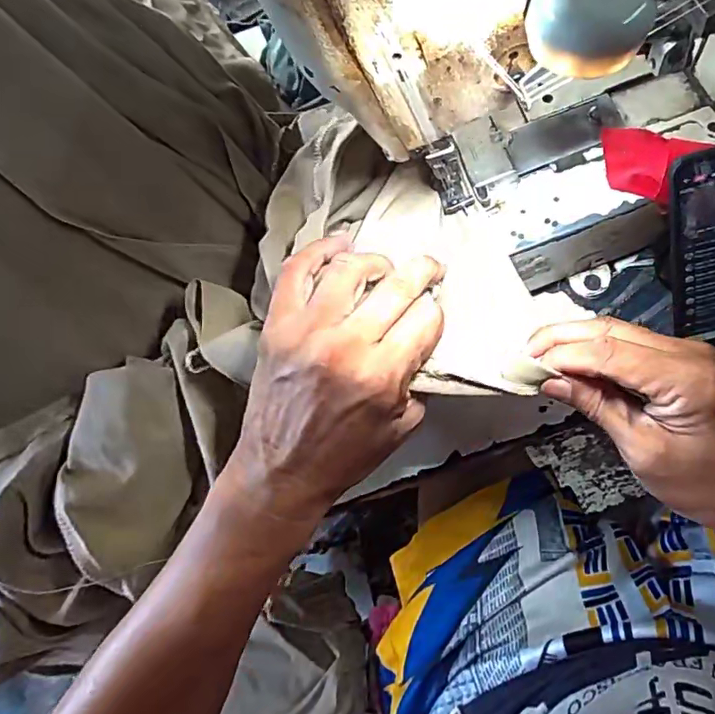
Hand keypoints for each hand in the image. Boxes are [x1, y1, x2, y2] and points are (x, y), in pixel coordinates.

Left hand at [226, 235, 444, 526]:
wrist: (281, 469)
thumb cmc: (339, 455)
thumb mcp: (399, 428)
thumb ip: (416, 382)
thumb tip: (422, 343)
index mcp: (381, 375)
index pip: (425, 319)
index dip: (435, 313)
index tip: (432, 312)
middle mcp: (346, 345)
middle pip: (397, 286)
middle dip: (423, 272)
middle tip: (429, 269)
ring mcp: (308, 330)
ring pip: (350, 268)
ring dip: (376, 260)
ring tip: (383, 266)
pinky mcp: (279, 324)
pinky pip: (296, 271)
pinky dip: (318, 250)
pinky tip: (338, 244)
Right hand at [529, 318, 714, 535]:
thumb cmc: (699, 481)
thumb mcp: (640, 448)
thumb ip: (597, 405)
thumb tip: (553, 381)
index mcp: (686, 378)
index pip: (610, 353)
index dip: (565, 355)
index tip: (529, 364)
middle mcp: (687, 353)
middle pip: (610, 330)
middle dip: (562, 338)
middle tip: (525, 354)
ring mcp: (683, 350)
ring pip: (613, 330)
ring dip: (572, 340)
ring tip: (537, 354)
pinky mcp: (674, 356)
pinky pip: (624, 341)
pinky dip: (590, 348)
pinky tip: (566, 357)